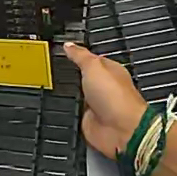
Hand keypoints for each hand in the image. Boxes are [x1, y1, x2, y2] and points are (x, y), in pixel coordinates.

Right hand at [64, 43, 148, 160]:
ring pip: (74, 94)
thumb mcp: (94, 67)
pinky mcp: (87, 119)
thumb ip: (80, 56)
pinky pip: (72, 111)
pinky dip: (66, 109)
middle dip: (69, 74)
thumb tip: (69, 45)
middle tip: (55, 67)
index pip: (90, 58)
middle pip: (81, 77)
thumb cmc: (117, 97)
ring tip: (55, 85)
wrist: (121, 130)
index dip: (76, 54)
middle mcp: (103, 87)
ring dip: (67, 92)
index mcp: (109, 70)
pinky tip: (60, 104)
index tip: (61, 49)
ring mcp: (95, 104)